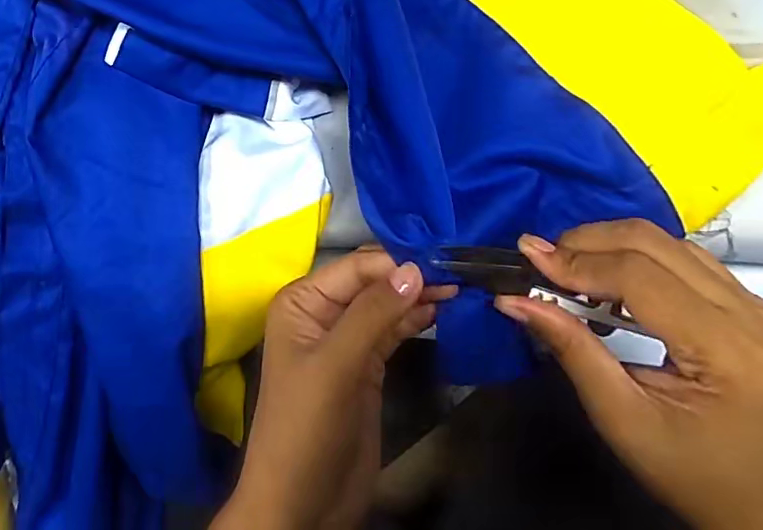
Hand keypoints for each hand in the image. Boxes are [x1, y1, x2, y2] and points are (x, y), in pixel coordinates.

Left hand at [214, 248, 455, 529]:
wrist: (301, 505)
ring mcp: (345, 339)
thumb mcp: (336, 365)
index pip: (355, 268)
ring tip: (460, 287)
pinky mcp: (366, 366)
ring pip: (386, 305)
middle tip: (460, 271)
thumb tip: (415, 268)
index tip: (444, 257)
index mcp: (303, 301)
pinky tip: (442, 309)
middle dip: (410, 274)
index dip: (396, 261)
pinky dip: (416, 319)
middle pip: (372, 282)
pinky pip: (393, 331)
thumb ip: (373, 314)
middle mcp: (322, 312)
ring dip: (418, 295)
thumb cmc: (306, 427)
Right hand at [494, 220, 762, 529]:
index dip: (579, 261)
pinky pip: (680, 254)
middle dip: (586, 243)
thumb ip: (571, 349)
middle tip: (542, 261)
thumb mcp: (622, 419)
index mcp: (729, 353)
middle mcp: (751, 317)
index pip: (640, 277)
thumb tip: (513, 299)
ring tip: (569, 268)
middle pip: (652, 244)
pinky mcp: (749, 302)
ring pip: (664, 240)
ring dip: (607, 243)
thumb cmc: (691, 472)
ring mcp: (755, 305)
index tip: (527, 258)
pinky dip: (633, 253)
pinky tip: (609, 277)